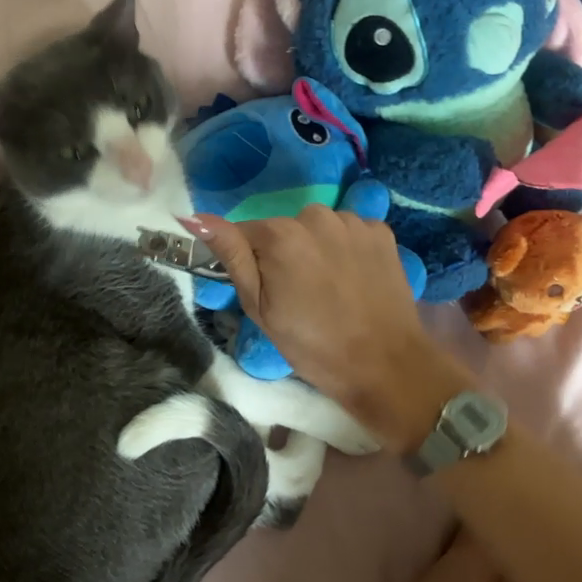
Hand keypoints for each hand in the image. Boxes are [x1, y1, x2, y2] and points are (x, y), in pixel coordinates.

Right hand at [187, 206, 471, 449]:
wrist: (385, 365)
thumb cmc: (313, 345)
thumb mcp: (260, 308)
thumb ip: (231, 255)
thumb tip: (196, 218)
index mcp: (280, 235)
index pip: (247, 233)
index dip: (251, 262)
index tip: (268, 292)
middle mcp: (316, 216)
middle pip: (284, 229)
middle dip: (285, 254)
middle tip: (299, 297)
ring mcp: (353, 222)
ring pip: (318, 229)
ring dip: (317, 250)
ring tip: (329, 290)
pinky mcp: (382, 233)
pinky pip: (350, 233)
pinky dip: (347, 250)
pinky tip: (353, 280)